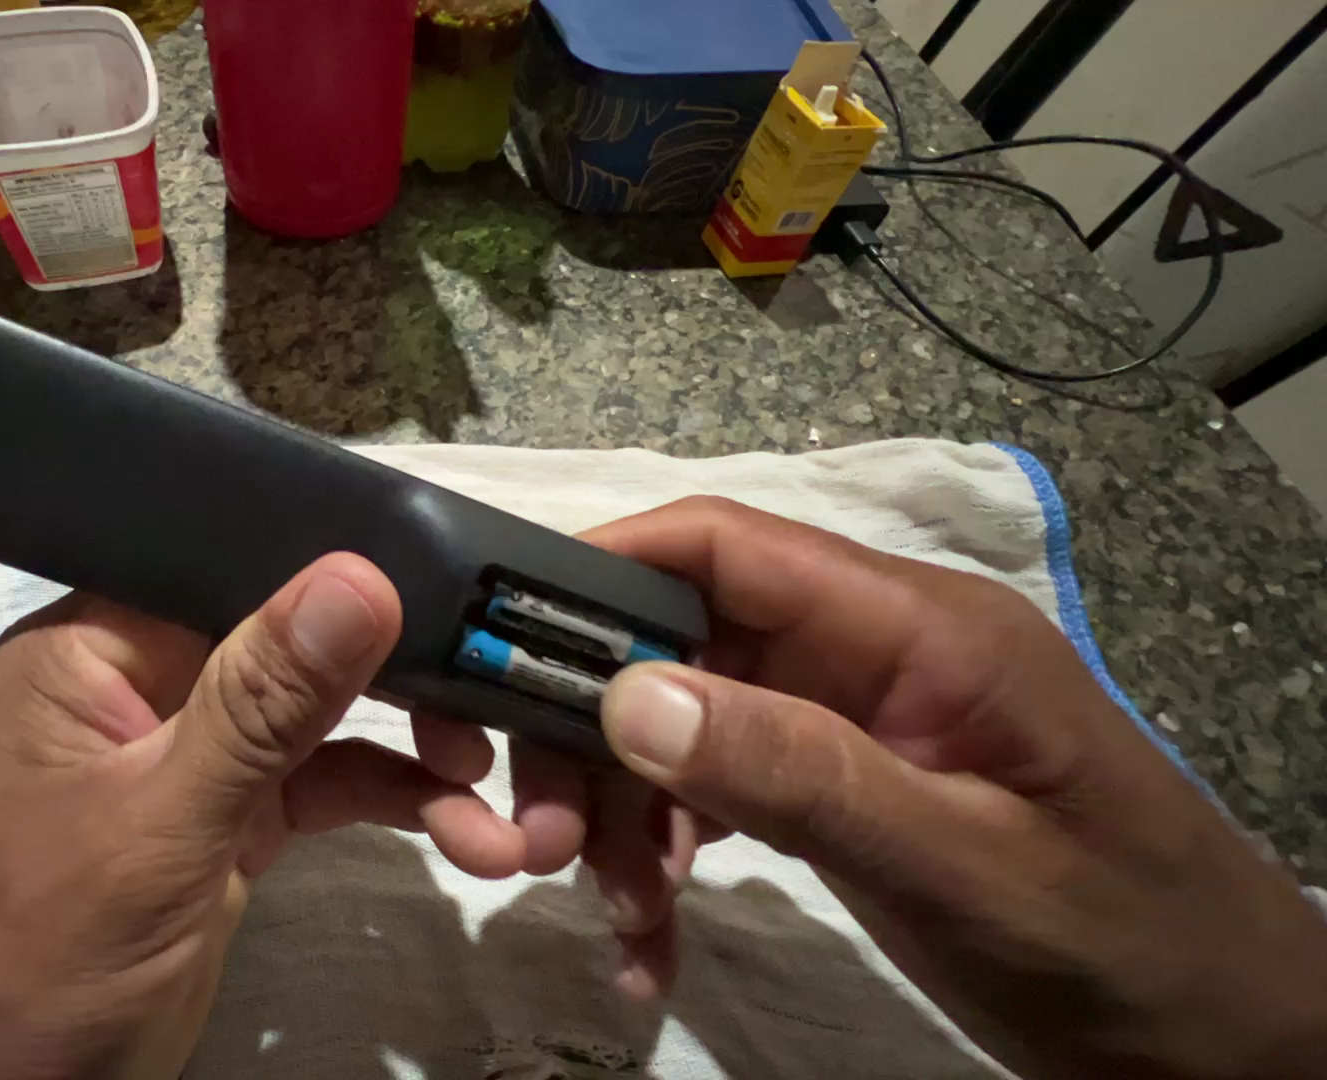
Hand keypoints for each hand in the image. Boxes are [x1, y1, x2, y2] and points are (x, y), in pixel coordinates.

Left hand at [0, 554, 530, 1079]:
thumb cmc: (40, 959)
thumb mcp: (161, 825)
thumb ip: (261, 705)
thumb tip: (358, 578)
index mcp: (97, 647)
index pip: (225, 569)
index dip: (328, 566)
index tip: (433, 574)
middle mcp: (146, 681)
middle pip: (284, 639)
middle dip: (384, 666)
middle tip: (480, 681)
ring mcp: (192, 750)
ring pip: (314, 713)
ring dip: (400, 740)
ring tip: (479, 768)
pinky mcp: (229, 814)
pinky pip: (319, 780)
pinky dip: (383, 794)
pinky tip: (453, 817)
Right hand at [582, 496, 1326, 1079]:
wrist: (1223, 1054)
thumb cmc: (1125, 945)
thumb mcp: (959, 862)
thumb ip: (797, 772)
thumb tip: (629, 699)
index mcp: (901, 623)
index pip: (724, 544)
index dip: (608, 563)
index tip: (510, 625)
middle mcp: (845, 648)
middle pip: (669, 644)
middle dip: (593, 733)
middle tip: (546, 832)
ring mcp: (820, 712)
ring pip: (665, 721)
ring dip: (620, 809)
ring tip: (626, 911)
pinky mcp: (803, 772)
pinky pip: (694, 783)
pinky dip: (655, 845)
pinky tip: (652, 921)